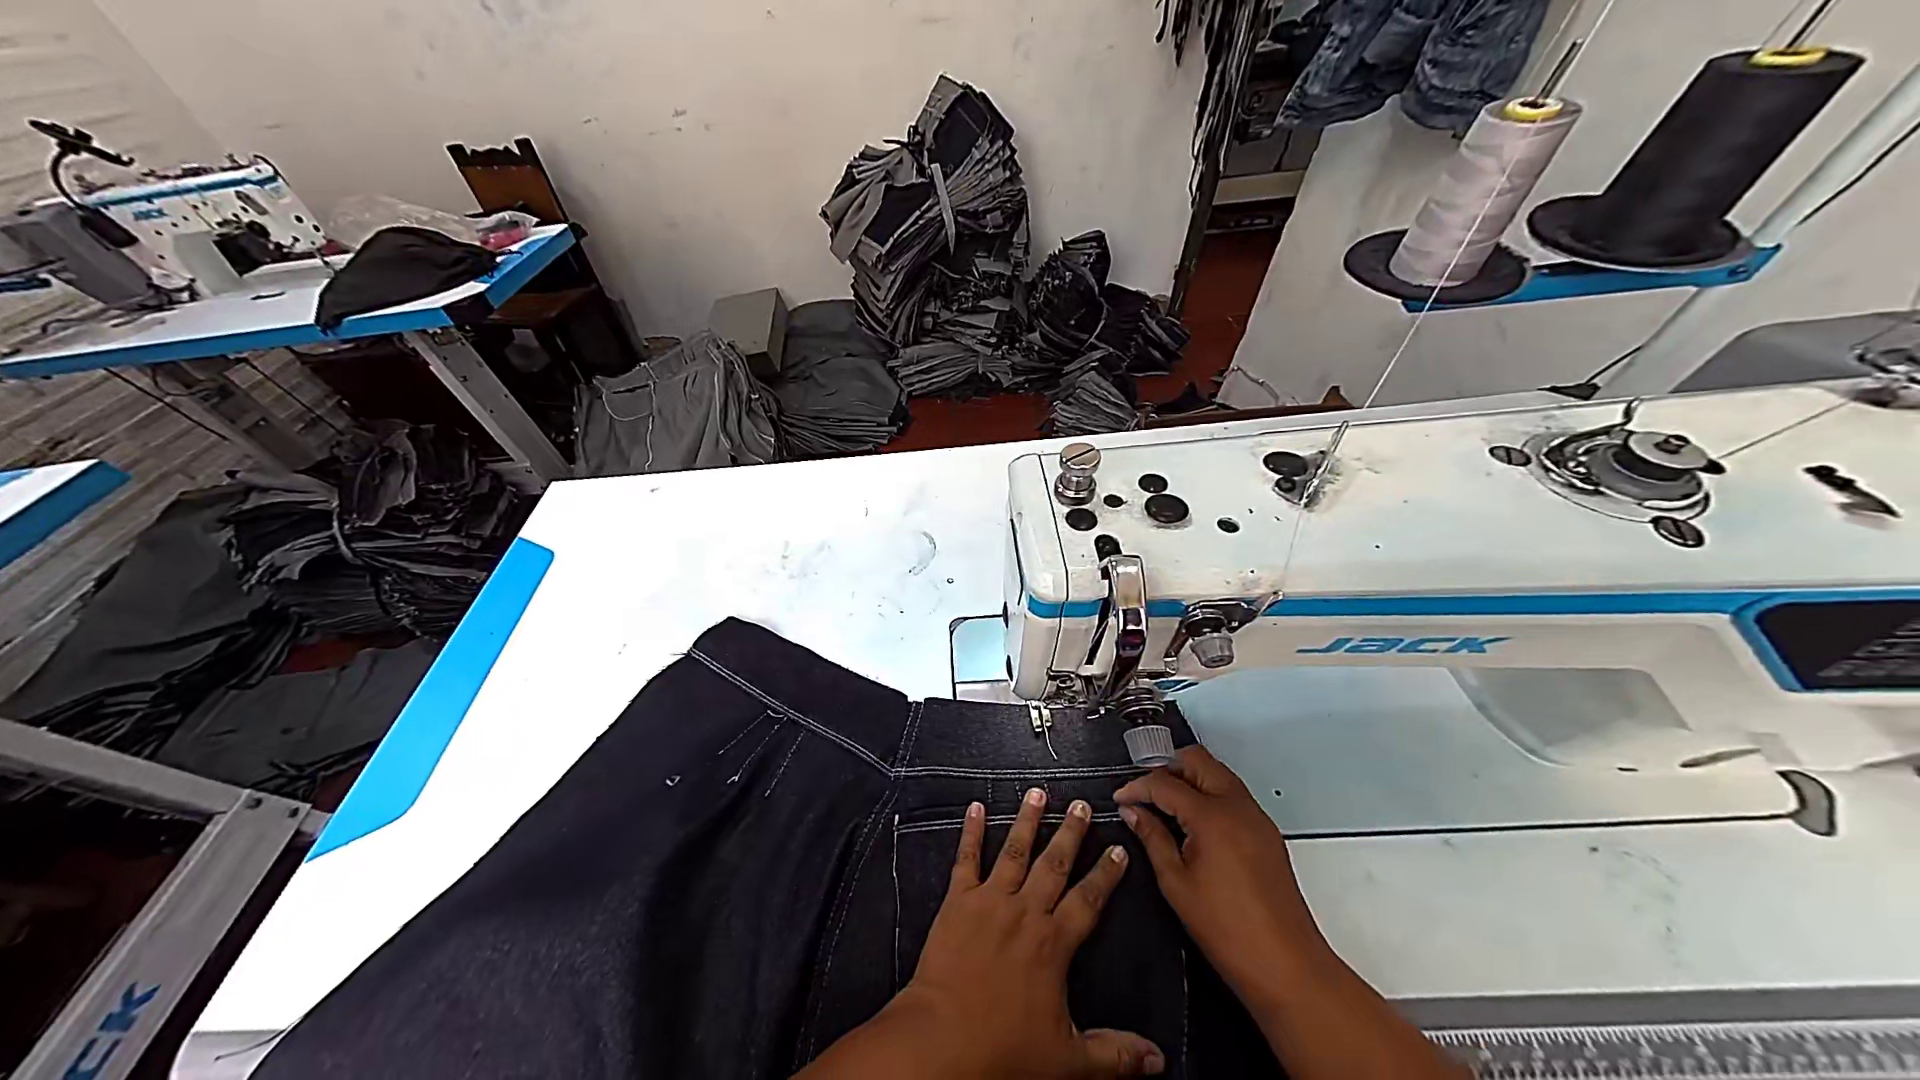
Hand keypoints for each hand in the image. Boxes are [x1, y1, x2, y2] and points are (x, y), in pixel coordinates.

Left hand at [796, 789, 1164, 1078]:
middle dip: (1071, 833)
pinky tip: (976, 808)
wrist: (942, 1040)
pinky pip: (966, 859)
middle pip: (1054, 864)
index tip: (1119, 850)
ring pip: (1015, 852)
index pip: (1088, 900)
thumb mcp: (1068, 1059)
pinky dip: (971, 832)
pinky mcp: (958, 902)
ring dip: (1028, 820)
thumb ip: (1114, 1054)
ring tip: (1038, 792)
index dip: (1106, 875)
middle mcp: (1025, 913)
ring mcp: (989, 902)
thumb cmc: (1003, 1049)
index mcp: (1053, 943)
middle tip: (1082, 806)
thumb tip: (1158, 1059)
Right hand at [1115, 747, 1467, 1079]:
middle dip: (1165, 769)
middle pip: (1195, 759)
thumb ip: (1152, 838)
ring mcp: (1257, 817)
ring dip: (1189, 778)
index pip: (1164, 782)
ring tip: (1165, 805)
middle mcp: (1238, 807)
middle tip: (1144, 793)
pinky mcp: (1266, 831)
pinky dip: (1210, 794)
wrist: (1284, 965)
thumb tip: (1134, 814)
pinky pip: (1233, 793)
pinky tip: (1193, 821)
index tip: (1123, 798)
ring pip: (1217, 772)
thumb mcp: (1175, 883)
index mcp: (1213, 817)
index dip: (1137, 787)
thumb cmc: (1233, 932)